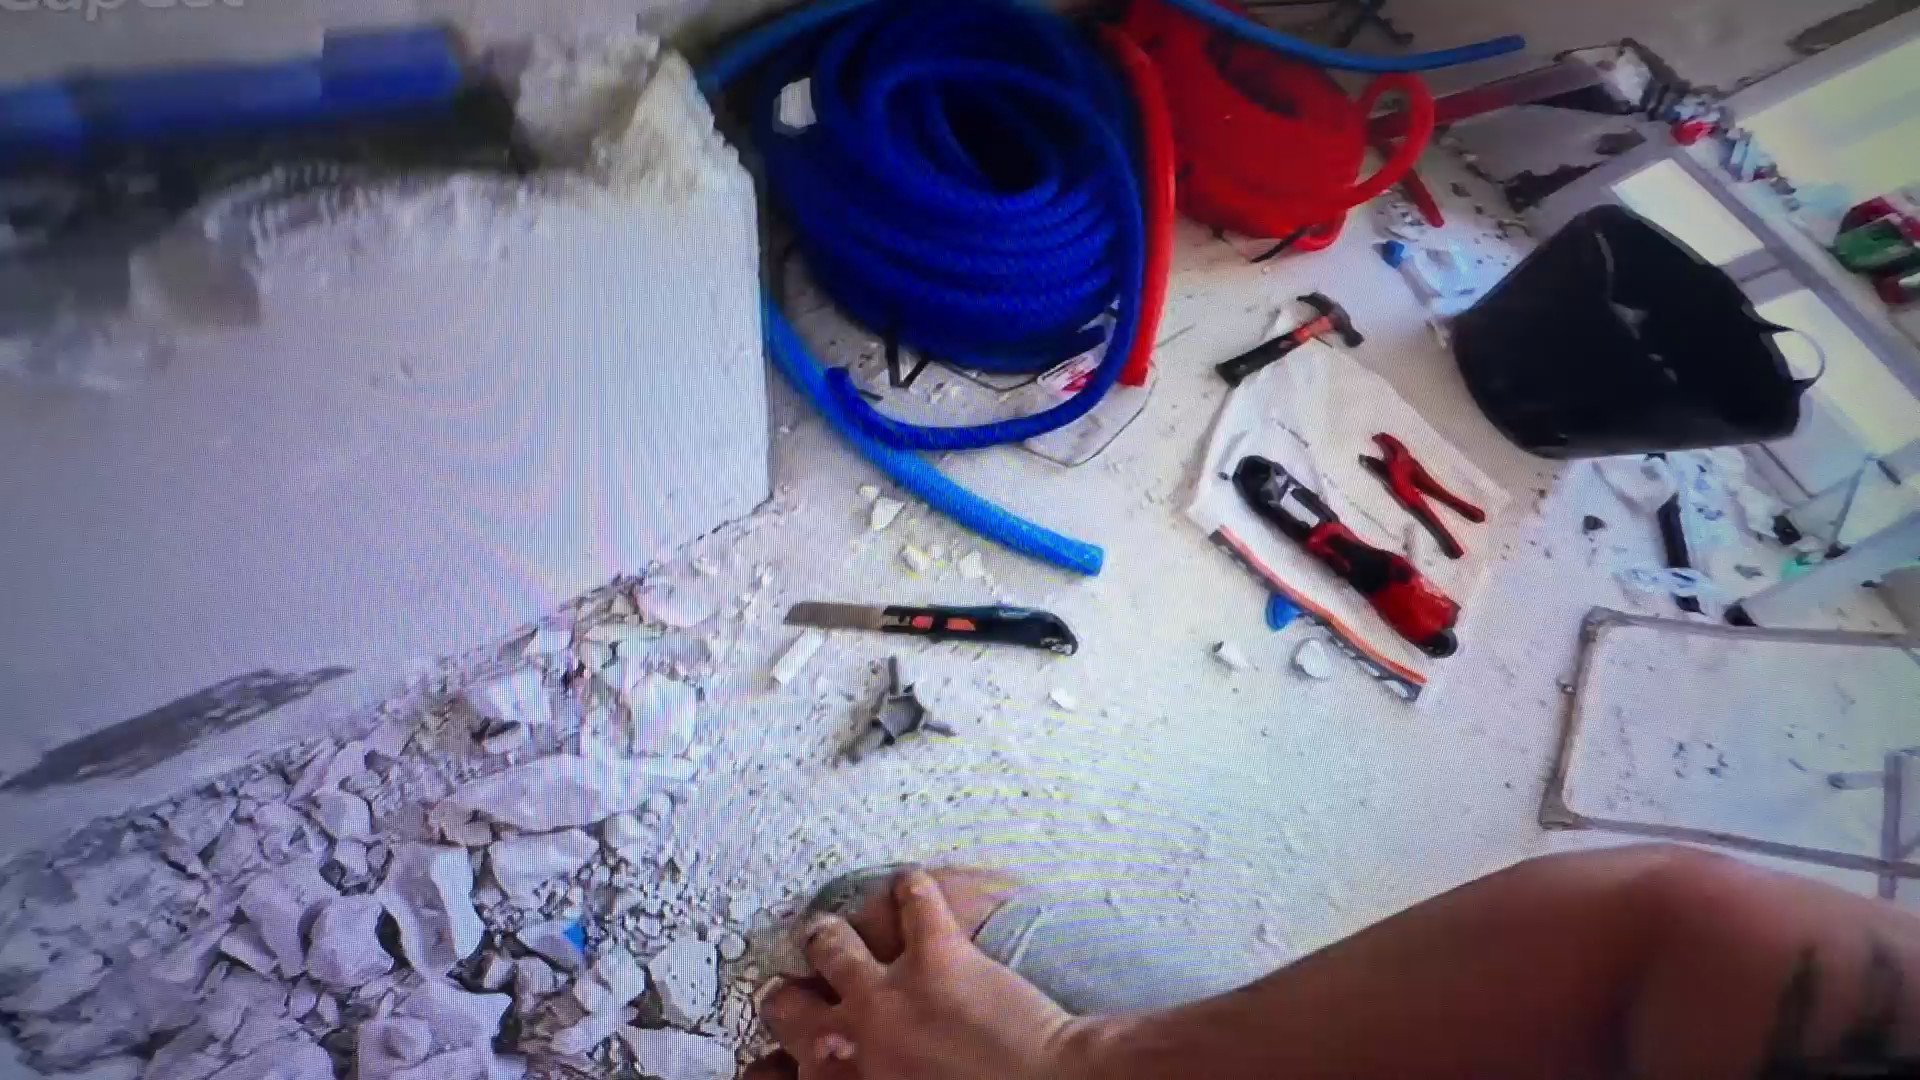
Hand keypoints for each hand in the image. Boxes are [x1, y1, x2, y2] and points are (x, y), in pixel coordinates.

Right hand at [754, 867, 1096, 1079]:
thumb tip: (841, 1070)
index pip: (771, 1073)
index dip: (766, 1060)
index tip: (768, 1055)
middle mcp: (852, 1042)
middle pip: (788, 1006)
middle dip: (784, 994)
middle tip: (786, 985)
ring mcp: (891, 995)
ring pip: (832, 944)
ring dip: (828, 934)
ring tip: (828, 926)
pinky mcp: (935, 953)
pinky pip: (911, 900)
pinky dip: (910, 887)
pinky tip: (911, 886)